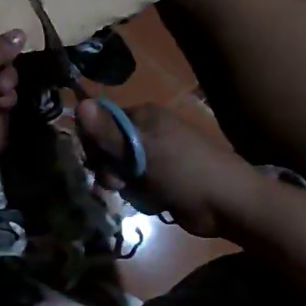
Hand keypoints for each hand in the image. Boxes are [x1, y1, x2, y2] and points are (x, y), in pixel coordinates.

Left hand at [0, 30, 23, 171]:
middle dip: (6, 74)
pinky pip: (6, 106)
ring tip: (0, 97)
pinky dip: (6, 105)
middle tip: (2, 84)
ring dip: (8, 90)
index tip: (6, 58)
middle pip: (0, 68)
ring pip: (5, 87)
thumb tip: (22, 32)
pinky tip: (0, 108)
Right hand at [77, 100, 266, 237]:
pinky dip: (143, 197)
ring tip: (145, 193)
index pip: (102, 121)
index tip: (98, 159)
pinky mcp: (162, 182)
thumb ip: (109, 132)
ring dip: (128, 187)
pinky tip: (156, 202)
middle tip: (122, 181)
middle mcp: (147, 133)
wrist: (226, 202)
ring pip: (121, 173)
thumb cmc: (184, 170)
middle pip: (108, 150)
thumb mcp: (142, 150)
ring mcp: (155, 159)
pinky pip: (137, 188)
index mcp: (144, 117)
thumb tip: (79, 103)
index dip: (95, 142)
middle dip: (111, 169)